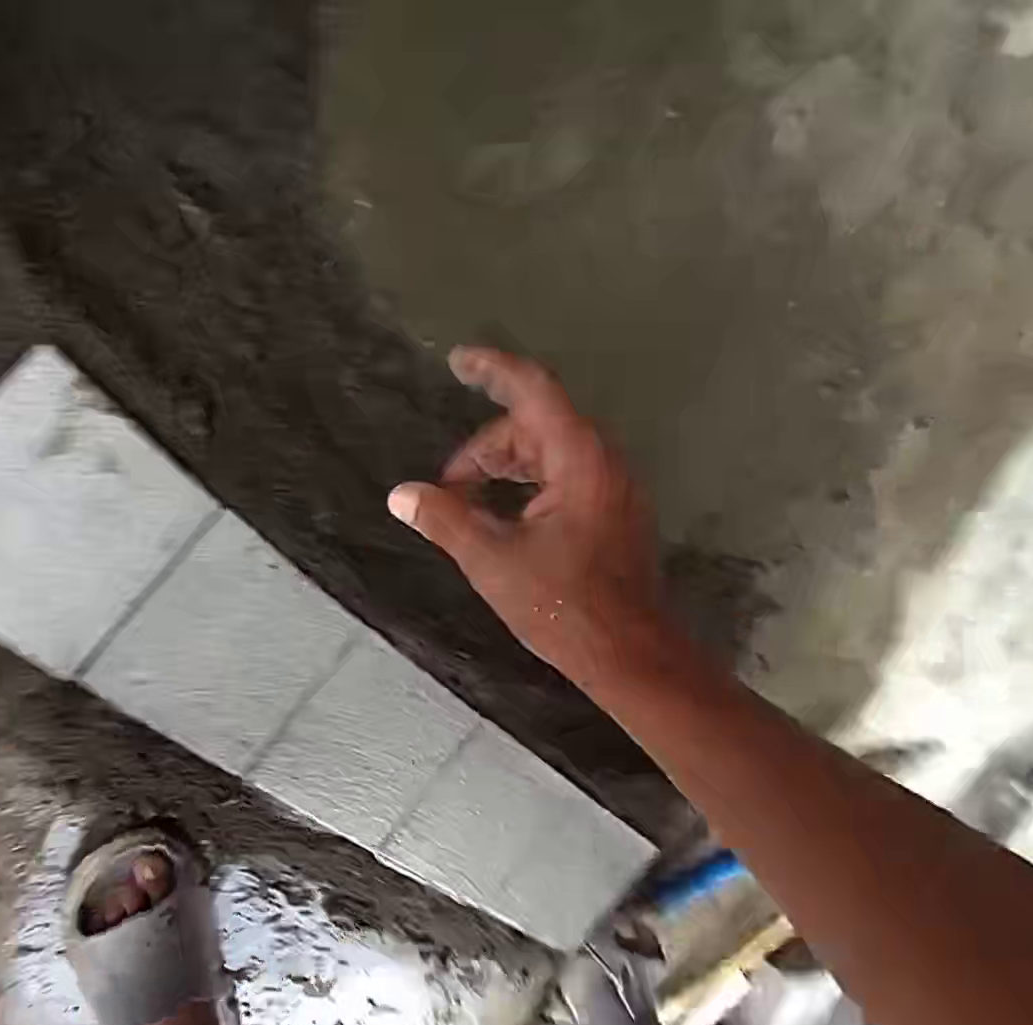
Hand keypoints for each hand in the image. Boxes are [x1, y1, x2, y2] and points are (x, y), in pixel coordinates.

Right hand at [389, 347, 668, 682]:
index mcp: (578, 459)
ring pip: (548, 454)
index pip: (532, 390)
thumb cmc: (564, 606)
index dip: (492, 369)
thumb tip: (402, 495)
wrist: (630, 655)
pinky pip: (563, 478)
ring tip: (467, 505)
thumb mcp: (493, 560)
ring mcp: (612, 488)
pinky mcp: (613, 513)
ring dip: (504, 470)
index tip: (457, 362)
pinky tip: (503, 519)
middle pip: (534, 427)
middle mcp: (601, 461)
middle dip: (484, 450)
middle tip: (447, 489)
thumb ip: (445, 519)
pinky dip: (527, 487)